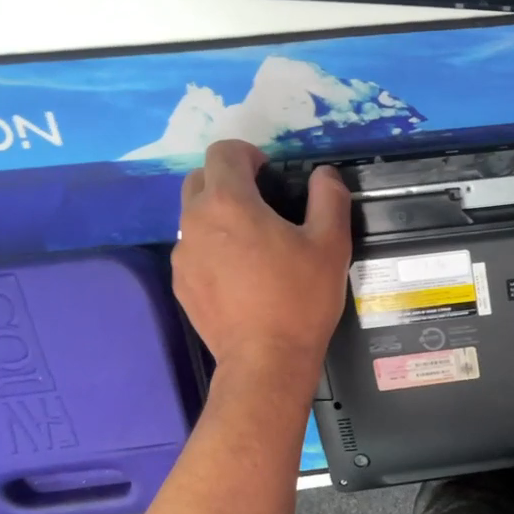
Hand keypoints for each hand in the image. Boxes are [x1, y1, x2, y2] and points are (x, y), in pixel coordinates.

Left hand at [173, 140, 350, 399]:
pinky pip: (194, 252)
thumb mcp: (331, 246)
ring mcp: (183, 254)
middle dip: (229, 181)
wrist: (266, 361)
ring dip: (220, 217)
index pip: (224, 152)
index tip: (270, 174)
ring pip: (195, 217)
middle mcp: (195, 221)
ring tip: (254, 246)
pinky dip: (214, 251)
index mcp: (230, 202)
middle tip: (263, 206)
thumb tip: (325, 176)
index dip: (248, 154)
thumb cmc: (301, 300)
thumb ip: (329, 200)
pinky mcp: (182, 283)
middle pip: (201, 179)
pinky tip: (242, 278)